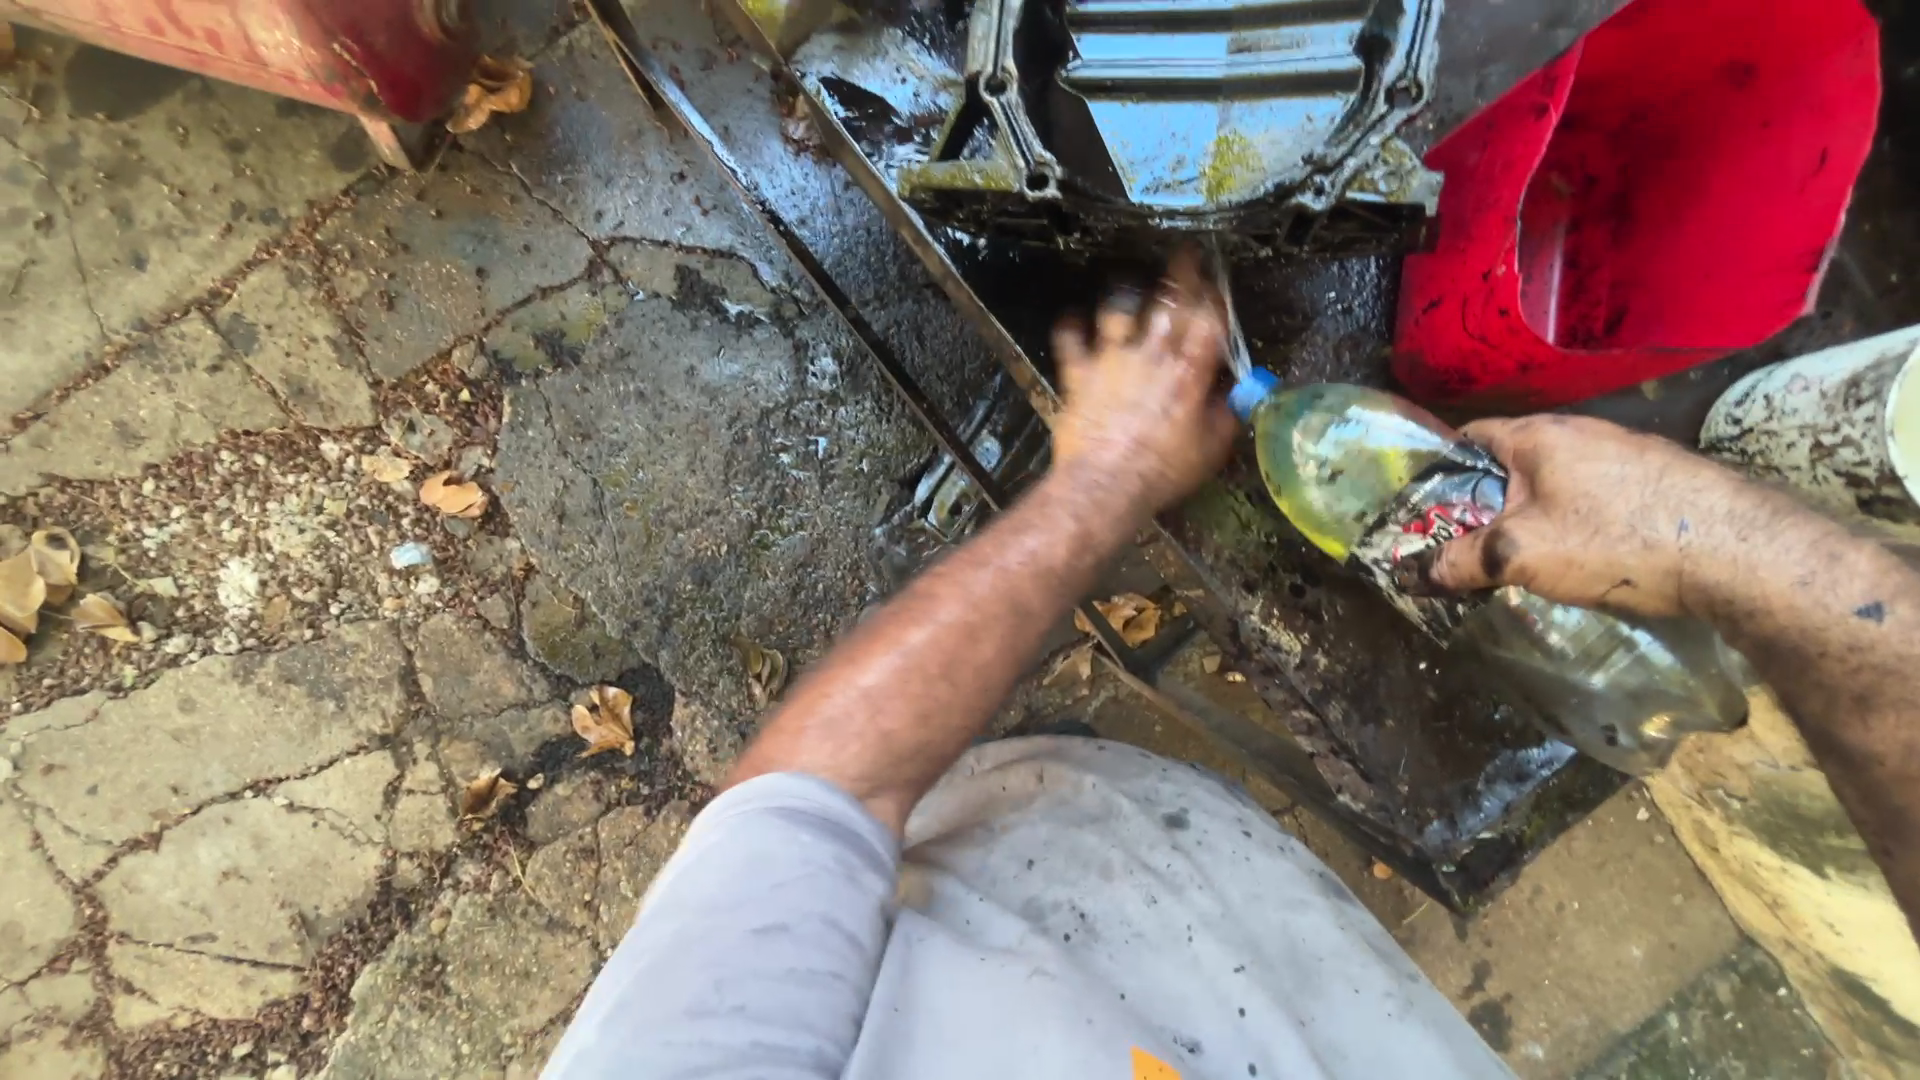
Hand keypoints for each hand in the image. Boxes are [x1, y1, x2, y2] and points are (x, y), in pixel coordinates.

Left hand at [1048, 251, 1237, 519]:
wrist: (1105, 484)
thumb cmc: (1162, 470)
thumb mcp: (1211, 447)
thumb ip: (1225, 413)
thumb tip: (1234, 395)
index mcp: (1189, 371)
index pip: (1209, 318)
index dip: (1214, 293)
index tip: (1216, 278)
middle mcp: (1151, 355)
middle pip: (1168, 300)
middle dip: (1178, 274)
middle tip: (1182, 256)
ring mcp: (1111, 361)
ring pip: (1117, 309)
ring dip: (1124, 294)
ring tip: (1127, 285)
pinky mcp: (1078, 374)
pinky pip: (1070, 340)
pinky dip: (1071, 326)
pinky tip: (1072, 317)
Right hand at [1430, 414, 1754, 617]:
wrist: (1749, 557)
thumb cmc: (1615, 539)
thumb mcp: (1519, 555)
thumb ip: (1460, 562)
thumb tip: (1416, 574)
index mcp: (1539, 435)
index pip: (1469, 435)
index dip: (1439, 468)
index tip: (1425, 504)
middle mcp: (1583, 433)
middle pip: (1511, 460)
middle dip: (1484, 497)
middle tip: (1467, 537)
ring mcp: (1629, 453)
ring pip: (1555, 478)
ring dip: (1532, 509)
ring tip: (1523, 550)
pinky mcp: (1665, 479)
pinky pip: (1596, 492)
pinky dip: (1576, 515)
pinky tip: (1585, 551)